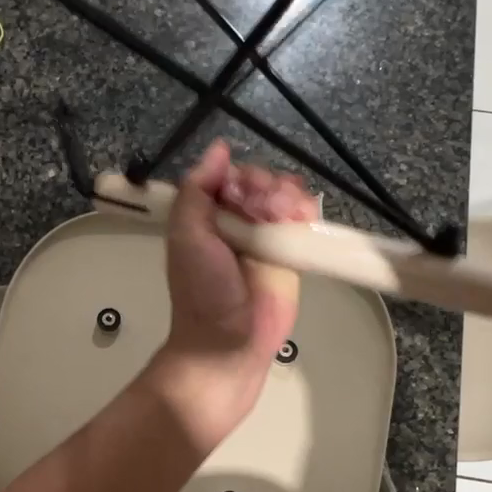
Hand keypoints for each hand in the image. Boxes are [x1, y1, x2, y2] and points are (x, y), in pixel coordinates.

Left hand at [145, 140, 318, 446]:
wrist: (228, 342)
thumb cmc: (201, 291)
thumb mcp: (186, 236)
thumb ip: (197, 191)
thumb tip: (219, 149)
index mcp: (208, 216)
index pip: (230, 176)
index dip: (239, 176)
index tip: (238, 192)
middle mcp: (238, 223)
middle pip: (261, 182)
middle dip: (264, 185)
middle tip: (260, 208)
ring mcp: (267, 238)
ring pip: (285, 196)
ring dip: (285, 194)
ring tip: (278, 214)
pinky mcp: (293, 254)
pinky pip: (305, 220)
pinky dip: (305, 209)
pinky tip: (298, 216)